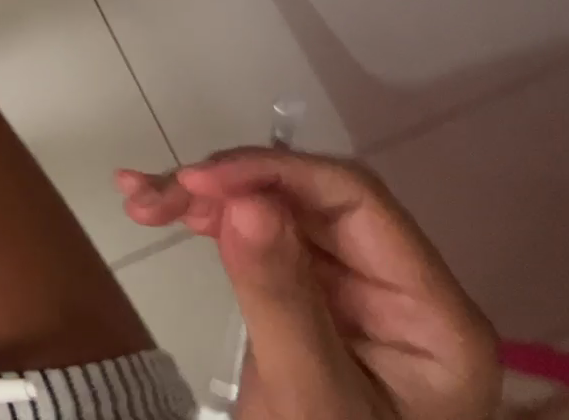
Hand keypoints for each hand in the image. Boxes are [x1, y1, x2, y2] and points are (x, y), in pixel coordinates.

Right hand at [115, 149, 499, 419]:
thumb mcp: (308, 394)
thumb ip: (281, 299)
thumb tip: (244, 201)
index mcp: (429, 311)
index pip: (355, 200)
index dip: (272, 173)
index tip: (192, 182)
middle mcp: (395, 284)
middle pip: (306, 197)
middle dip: (223, 186)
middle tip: (150, 199)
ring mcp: (349, 286)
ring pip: (271, 205)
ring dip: (198, 197)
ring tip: (138, 203)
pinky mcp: (305, 289)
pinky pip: (252, 230)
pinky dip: (198, 214)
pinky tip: (148, 203)